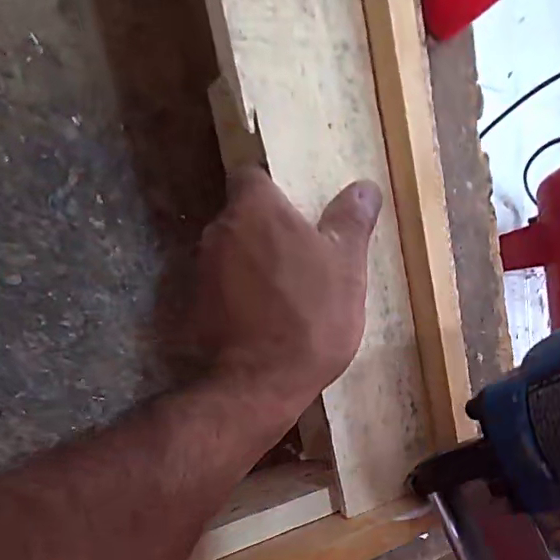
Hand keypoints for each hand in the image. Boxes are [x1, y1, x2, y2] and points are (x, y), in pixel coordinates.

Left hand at [198, 168, 380, 420]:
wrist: (259, 383)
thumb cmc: (310, 316)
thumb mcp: (346, 268)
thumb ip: (351, 222)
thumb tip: (364, 187)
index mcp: (255, 209)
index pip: (252, 175)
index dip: (274, 189)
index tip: (298, 210)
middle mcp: (219, 230)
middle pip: (243, 217)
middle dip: (268, 230)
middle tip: (303, 255)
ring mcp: (201, 270)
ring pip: (232, 254)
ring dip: (254, 264)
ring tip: (287, 293)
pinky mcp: (195, 307)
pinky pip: (223, 288)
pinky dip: (240, 296)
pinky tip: (266, 320)